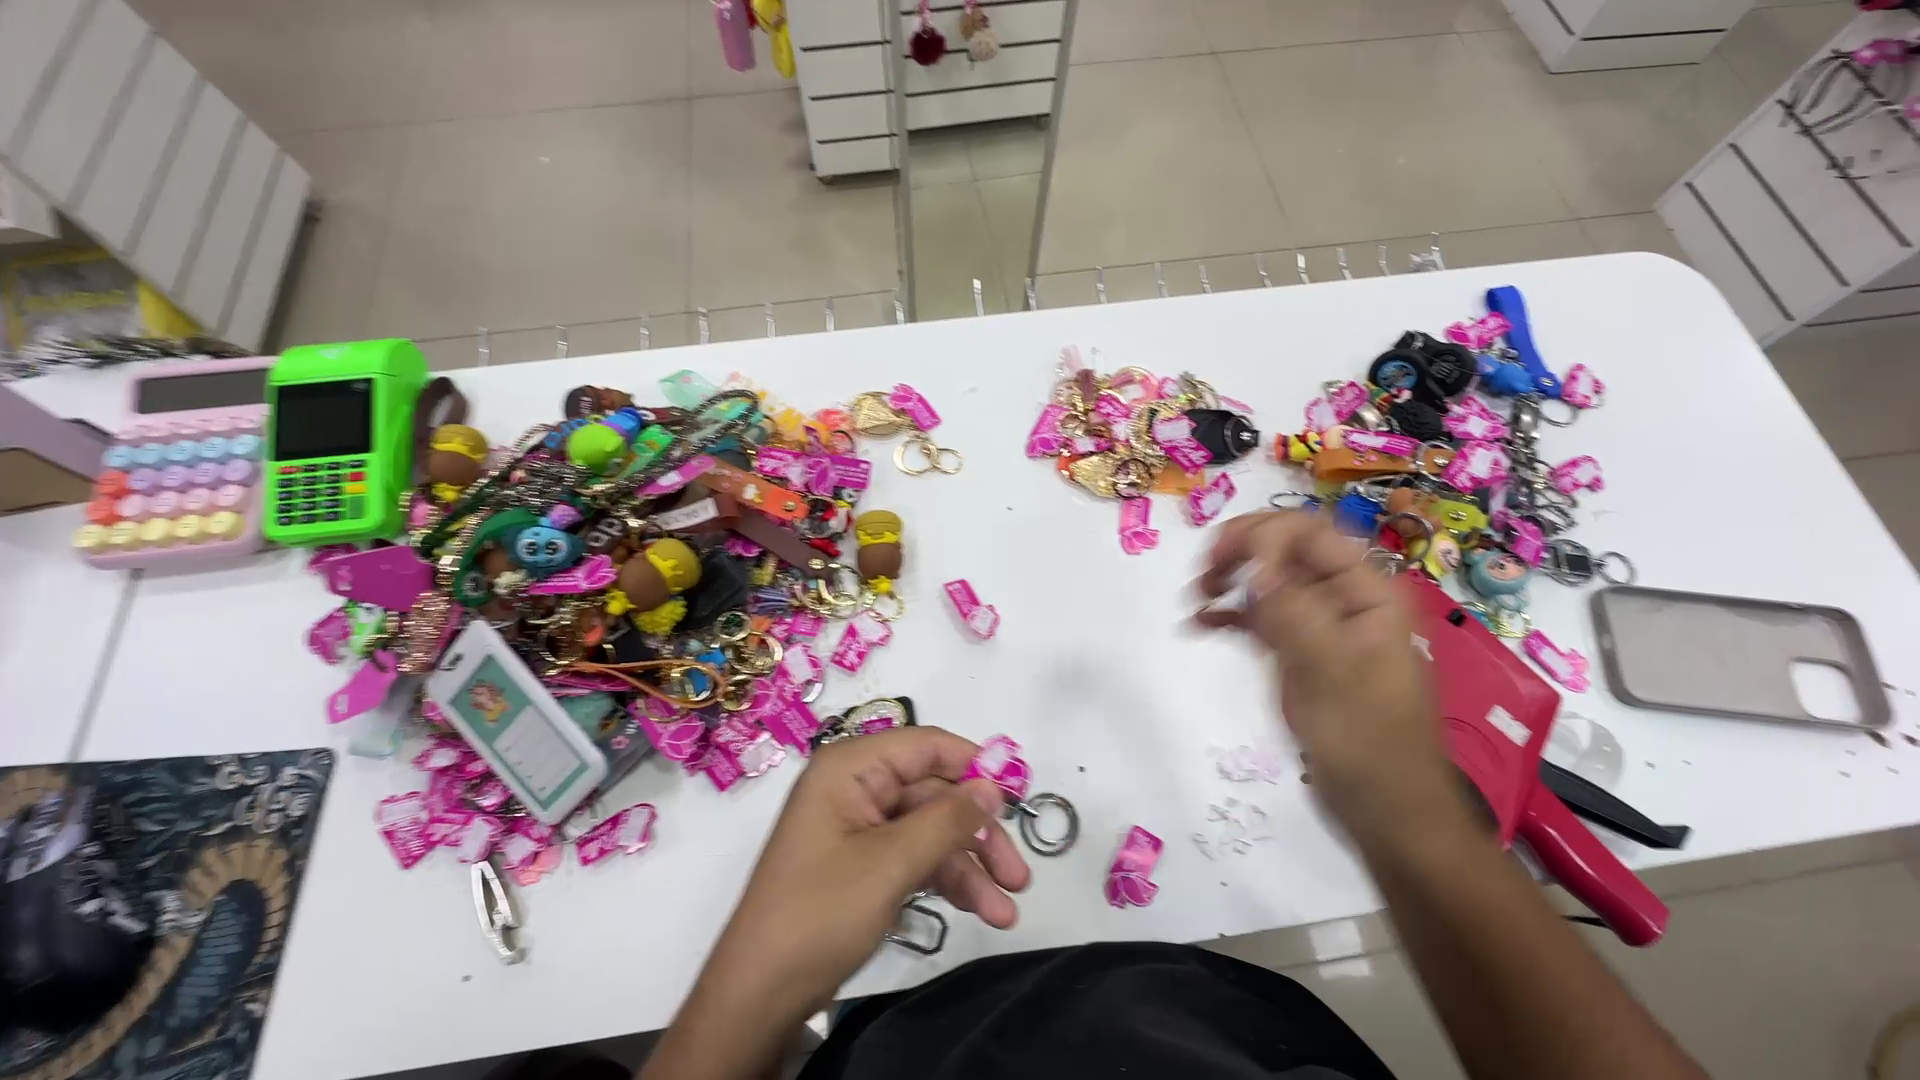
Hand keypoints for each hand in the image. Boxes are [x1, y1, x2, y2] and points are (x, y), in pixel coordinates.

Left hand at [693, 727, 1030, 1009]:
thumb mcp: (891, 863)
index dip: (975, 766)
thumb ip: (948, 820)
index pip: (926, 747)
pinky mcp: (862, 864)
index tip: (1019, 796)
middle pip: (934, 793)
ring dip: (970, 866)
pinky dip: (947, 880)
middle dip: (978, 834)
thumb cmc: (820, 912)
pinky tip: (982, 909)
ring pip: (930, 830)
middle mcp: (855, 787)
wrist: (760, 993)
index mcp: (850, 768)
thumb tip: (994, 786)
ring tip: (1008, 909)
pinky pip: (915, 857)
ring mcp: (858, 827)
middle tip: (1019, 874)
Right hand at [1193, 511, 1461, 842]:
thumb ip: (1295, 612)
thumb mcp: (1331, 675)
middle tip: (1202, 574)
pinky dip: (1228, 615)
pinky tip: (1199, 624)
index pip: (1310, 533)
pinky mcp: (1297, 652)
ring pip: (1267, 579)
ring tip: (1194, 598)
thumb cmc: (1368, 743)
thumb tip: (1254, 561)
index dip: (1264, 537)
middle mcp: (1342, 598)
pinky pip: (1259, 617)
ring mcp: (1318, 625)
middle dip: (1240, 551)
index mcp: (1367, 592)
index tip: (1227, 571)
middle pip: (1285, 548)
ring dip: (1228, 579)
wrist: (1384, 808)